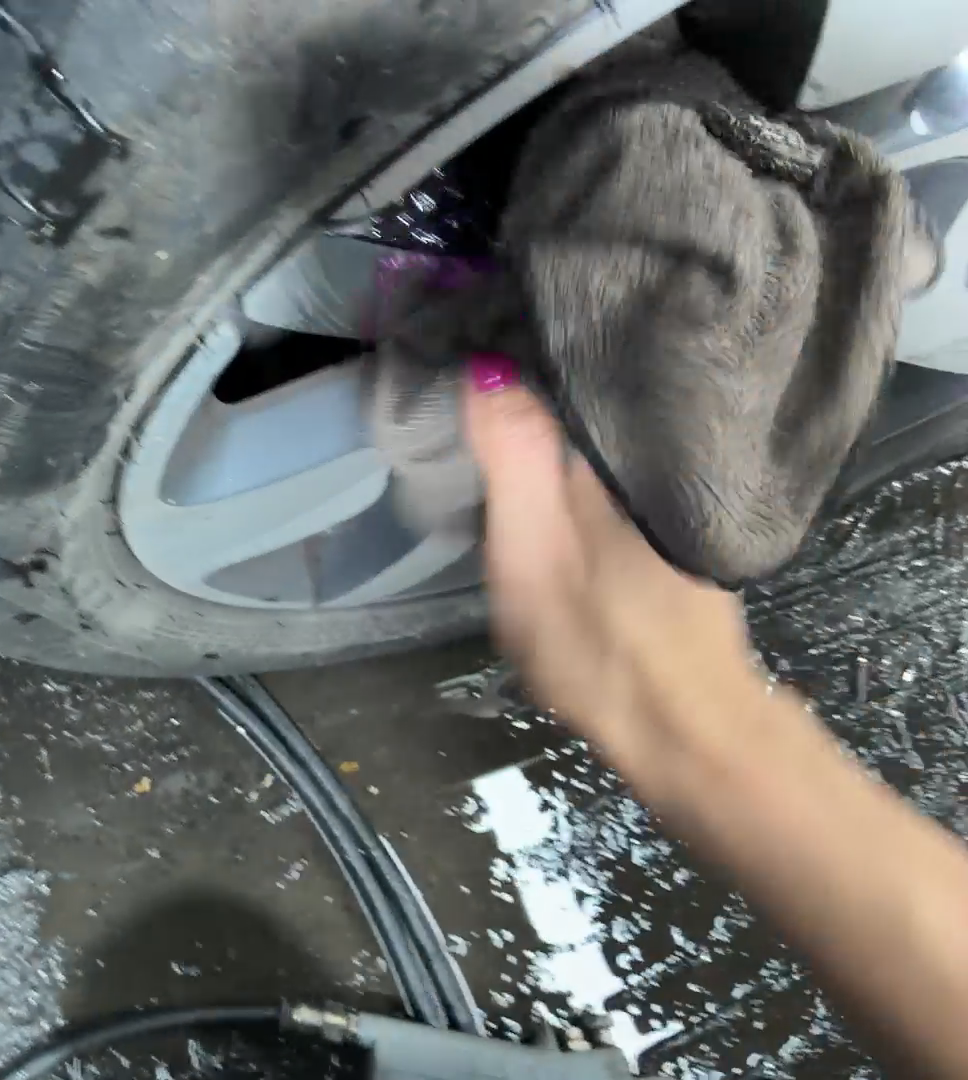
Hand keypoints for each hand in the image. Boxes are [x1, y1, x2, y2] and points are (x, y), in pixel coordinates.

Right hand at [461, 357, 772, 790]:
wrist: (675, 724)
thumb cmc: (595, 636)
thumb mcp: (535, 547)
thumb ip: (513, 458)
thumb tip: (485, 363)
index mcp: (617, 452)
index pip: (566, 366)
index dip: (514, 334)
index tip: (458, 316)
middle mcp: (644, 458)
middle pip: (580, 389)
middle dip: (522, 362)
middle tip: (453, 341)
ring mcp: (648, 491)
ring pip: (587, 423)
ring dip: (537, 400)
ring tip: (476, 381)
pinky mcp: (645, 520)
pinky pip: (593, 456)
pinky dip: (554, 439)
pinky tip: (521, 443)